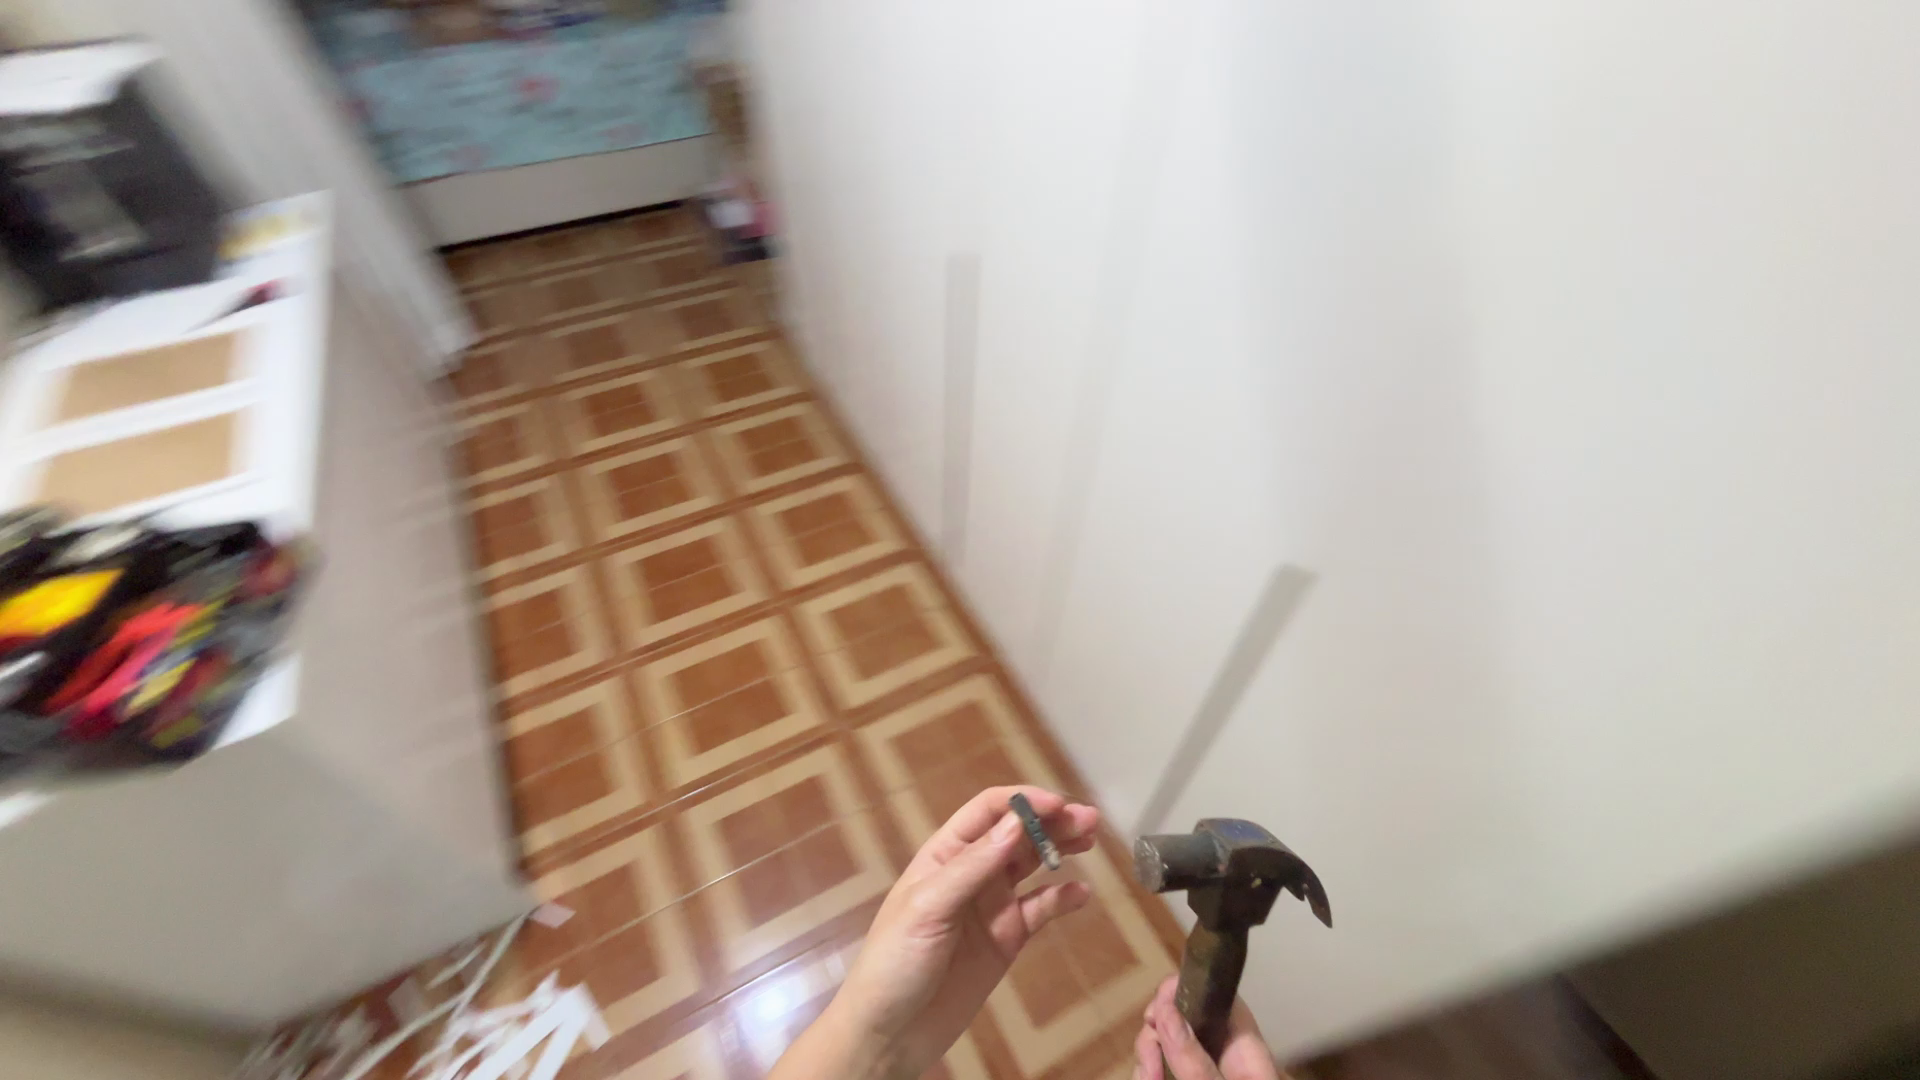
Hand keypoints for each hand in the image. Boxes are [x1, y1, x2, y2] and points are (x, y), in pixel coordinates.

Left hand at [779, 785, 1099, 1078]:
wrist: (889, 1033)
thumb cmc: (895, 960)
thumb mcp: (927, 907)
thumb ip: (972, 866)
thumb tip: (1014, 823)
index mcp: (945, 853)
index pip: (988, 811)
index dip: (1022, 801)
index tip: (1057, 804)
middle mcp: (972, 870)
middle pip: (1017, 833)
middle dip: (1051, 821)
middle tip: (1089, 819)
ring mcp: (991, 904)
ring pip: (1032, 864)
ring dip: (1060, 848)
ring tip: (1092, 838)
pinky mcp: (1006, 938)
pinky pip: (1040, 910)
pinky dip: (1063, 899)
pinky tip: (1083, 893)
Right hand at [1133, 975, 1279, 1079]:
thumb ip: (1196, 1060)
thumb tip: (1164, 1010)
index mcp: (1244, 1046)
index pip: (1212, 994)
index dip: (1178, 990)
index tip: (1155, 1013)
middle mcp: (1222, 1052)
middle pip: (1179, 1017)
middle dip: (1155, 1034)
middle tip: (1148, 1063)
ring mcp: (1205, 1067)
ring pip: (1164, 1044)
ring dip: (1146, 1056)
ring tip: (1146, 1078)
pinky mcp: (1186, 1076)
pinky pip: (1160, 1067)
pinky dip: (1147, 1071)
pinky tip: (1145, 1079)